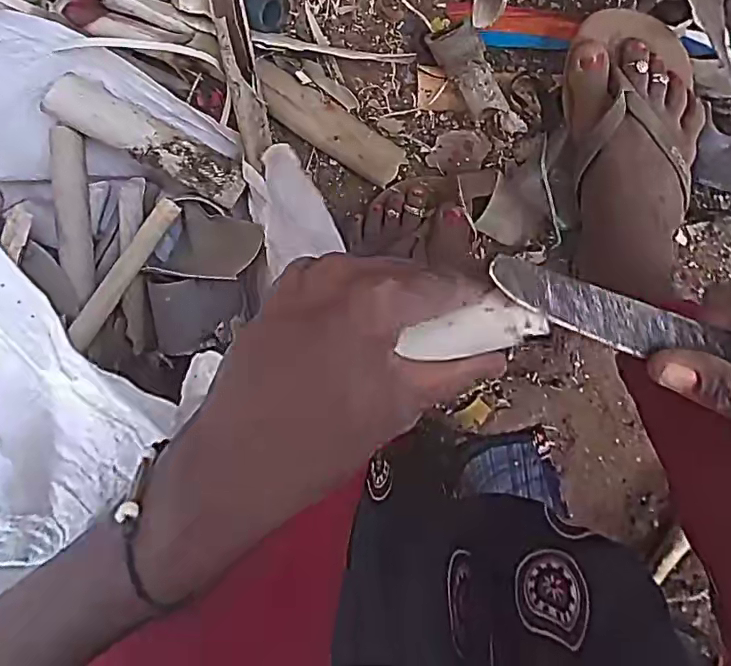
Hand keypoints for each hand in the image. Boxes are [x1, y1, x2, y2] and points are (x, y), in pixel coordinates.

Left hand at [134, 254, 505, 600]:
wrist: (235, 459)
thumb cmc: (322, 442)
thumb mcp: (397, 407)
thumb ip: (453, 370)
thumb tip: (496, 353)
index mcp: (376, 298)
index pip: (443, 284)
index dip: (473, 298)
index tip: (492, 312)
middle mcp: (340, 272)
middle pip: (405, 272)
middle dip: (433, 294)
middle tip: (452, 325)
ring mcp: (304, 276)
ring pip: (367, 270)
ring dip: (392, 291)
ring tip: (406, 327)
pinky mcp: (281, 289)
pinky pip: (331, 277)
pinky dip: (353, 291)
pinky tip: (356, 321)